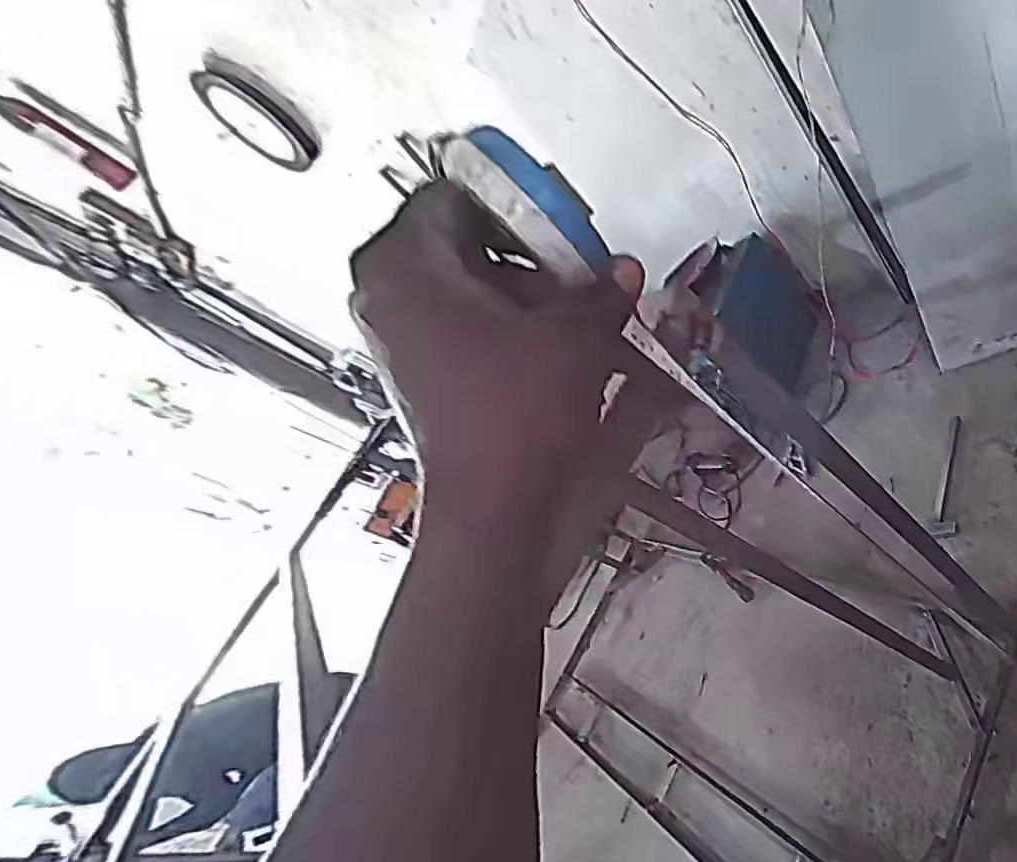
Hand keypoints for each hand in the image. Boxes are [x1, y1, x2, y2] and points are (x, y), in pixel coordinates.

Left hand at [349, 181, 645, 525]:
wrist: (500, 506)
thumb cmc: (520, 416)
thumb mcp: (574, 342)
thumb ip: (601, 296)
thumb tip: (625, 270)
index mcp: (404, 267)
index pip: (457, 199)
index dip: (522, 209)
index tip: (573, 234)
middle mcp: (391, 295)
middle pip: (470, 249)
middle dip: (539, 263)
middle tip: (591, 282)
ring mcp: (411, 341)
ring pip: (480, 295)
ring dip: (540, 302)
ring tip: (593, 323)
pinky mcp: (436, 378)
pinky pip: (481, 334)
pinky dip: (525, 335)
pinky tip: (571, 356)